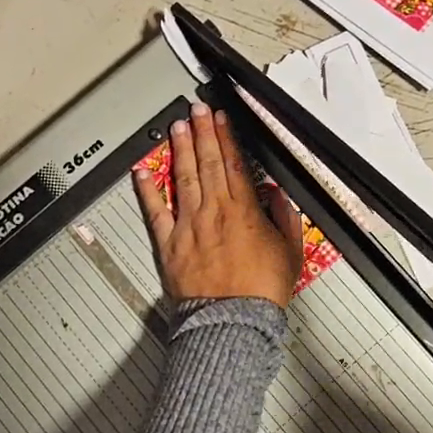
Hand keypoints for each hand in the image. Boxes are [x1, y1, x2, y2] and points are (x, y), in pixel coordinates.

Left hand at [134, 103, 301, 307]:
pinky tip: (143, 172)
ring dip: (179, 149)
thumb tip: (280, 197)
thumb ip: (286, 220)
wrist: (232, 322)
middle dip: (202, 132)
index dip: (226, 137)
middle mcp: (213, 211)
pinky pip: (156, 212)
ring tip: (176, 127)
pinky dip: (148, 191)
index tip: (220, 118)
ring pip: (182, 178)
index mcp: (243, 210)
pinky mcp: (170, 245)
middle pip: (207, 163)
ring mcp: (189, 225)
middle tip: (197, 110)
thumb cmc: (260, 292)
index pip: (234, 163)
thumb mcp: (290, 253)